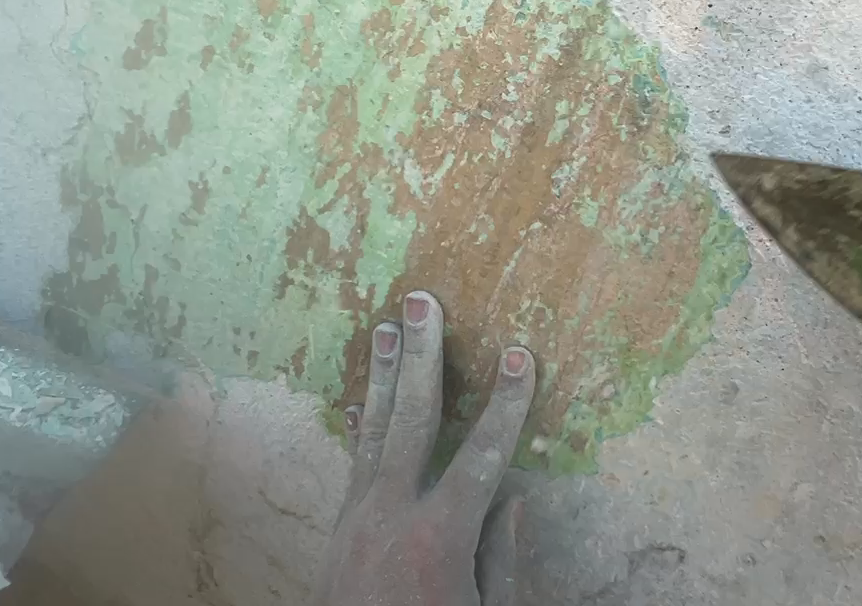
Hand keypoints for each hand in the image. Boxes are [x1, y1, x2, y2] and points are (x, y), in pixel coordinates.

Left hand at [316, 290, 534, 605]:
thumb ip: (506, 560)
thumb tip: (513, 494)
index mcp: (437, 538)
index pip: (482, 453)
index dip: (506, 403)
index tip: (519, 354)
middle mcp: (391, 513)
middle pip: (413, 416)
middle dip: (423, 355)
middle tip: (422, 301)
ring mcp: (358, 517)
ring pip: (376, 427)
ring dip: (385, 373)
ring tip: (387, 325)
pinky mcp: (341, 527)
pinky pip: (356, 459)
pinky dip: (363, 421)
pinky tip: (364, 393)